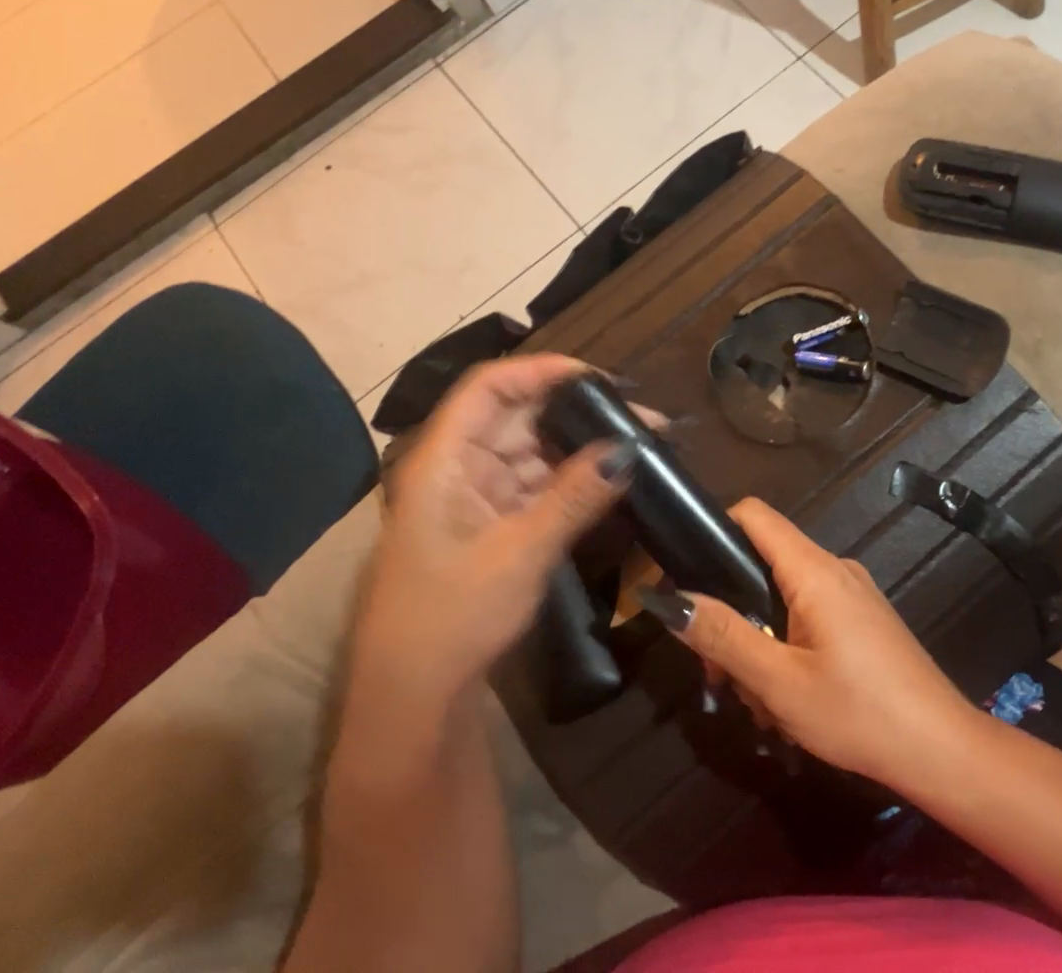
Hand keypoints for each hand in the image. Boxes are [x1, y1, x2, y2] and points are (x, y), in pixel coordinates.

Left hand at [359, 355, 638, 694]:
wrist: (415, 691)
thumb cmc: (453, 614)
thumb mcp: (520, 552)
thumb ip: (575, 497)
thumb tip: (630, 450)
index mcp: (444, 460)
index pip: (490, 388)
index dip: (543, 371)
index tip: (603, 379)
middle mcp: (459, 468)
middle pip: (520, 418)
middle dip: (580, 414)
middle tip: (646, 422)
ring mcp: (478, 499)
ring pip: (535, 455)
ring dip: (584, 450)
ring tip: (642, 449)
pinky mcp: (495, 528)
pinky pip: (539, 489)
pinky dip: (575, 484)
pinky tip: (615, 483)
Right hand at [654, 499, 977, 786]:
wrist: (937, 747)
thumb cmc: (857, 712)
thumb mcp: (778, 681)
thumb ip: (723, 636)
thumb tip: (669, 598)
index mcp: (816, 571)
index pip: (754, 516)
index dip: (711, 531)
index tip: (680, 578)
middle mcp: (836, 571)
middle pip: (762, 566)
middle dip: (730, 616)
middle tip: (718, 675)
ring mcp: (854, 597)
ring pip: (782, 603)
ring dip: (758, 648)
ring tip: (760, 704)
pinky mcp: (863, 624)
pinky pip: (808, 622)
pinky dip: (786, 654)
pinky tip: (788, 704)